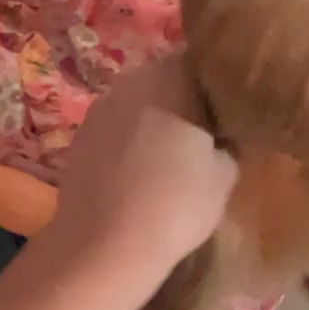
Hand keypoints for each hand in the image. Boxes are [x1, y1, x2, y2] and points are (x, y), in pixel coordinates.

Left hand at [47, 55, 236, 274]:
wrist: (104, 246)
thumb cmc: (176, 203)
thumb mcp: (225, 175)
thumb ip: (227, 143)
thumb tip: (220, 138)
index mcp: (171, 76)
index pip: (200, 64)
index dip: (216, 86)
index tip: (228, 112)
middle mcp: (132, 80)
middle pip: (165, 79)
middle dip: (183, 101)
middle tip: (204, 134)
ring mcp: (100, 106)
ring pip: (138, 103)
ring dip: (153, 120)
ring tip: (171, 155)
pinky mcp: (80, 135)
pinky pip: (115, 128)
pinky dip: (128, 141)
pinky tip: (139, 172)